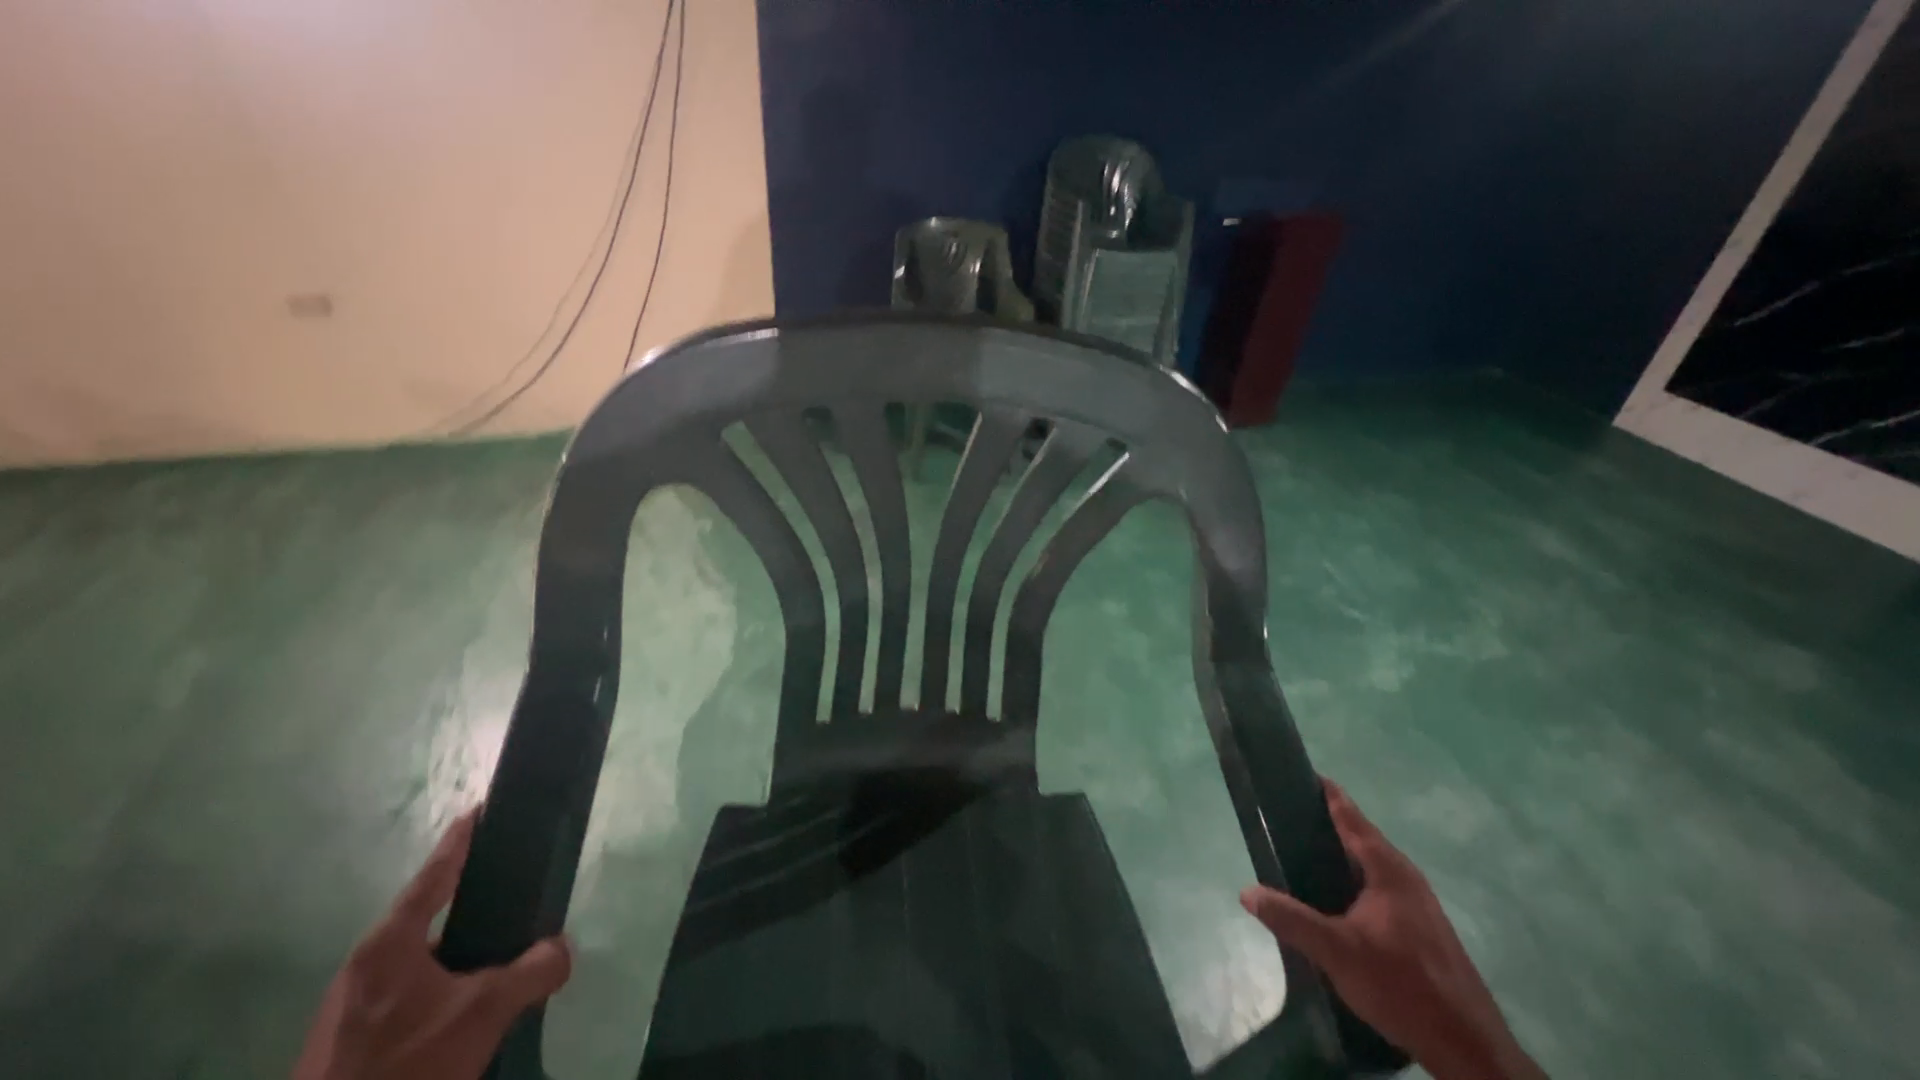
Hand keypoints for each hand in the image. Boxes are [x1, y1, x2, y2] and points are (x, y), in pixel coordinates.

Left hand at [293, 809, 572, 1079]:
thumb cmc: (405, 1063)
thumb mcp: (483, 1013)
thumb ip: (531, 972)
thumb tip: (559, 950)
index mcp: (389, 943)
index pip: (434, 874)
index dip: (461, 841)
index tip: (481, 809)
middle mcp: (364, 964)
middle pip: (425, 918)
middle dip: (468, 907)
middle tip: (511, 900)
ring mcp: (351, 1006)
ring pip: (418, 964)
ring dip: (457, 960)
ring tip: (499, 967)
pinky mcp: (349, 1042)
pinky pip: (407, 998)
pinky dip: (441, 993)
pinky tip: (466, 1016)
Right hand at [1241, 780, 1544, 1079]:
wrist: (1465, 1042)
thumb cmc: (1400, 984)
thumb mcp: (1335, 951)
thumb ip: (1290, 918)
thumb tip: (1247, 892)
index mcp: (1388, 870)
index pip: (1352, 818)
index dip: (1328, 795)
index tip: (1302, 775)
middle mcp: (1406, 878)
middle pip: (1363, 839)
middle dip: (1328, 826)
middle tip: (1288, 819)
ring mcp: (1419, 905)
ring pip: (1372, 868)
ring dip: (1341, 858)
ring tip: (1303, 859)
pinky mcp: (1422, 930)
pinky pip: (1380, 890)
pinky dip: (1353, 883)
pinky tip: (1335, 905)